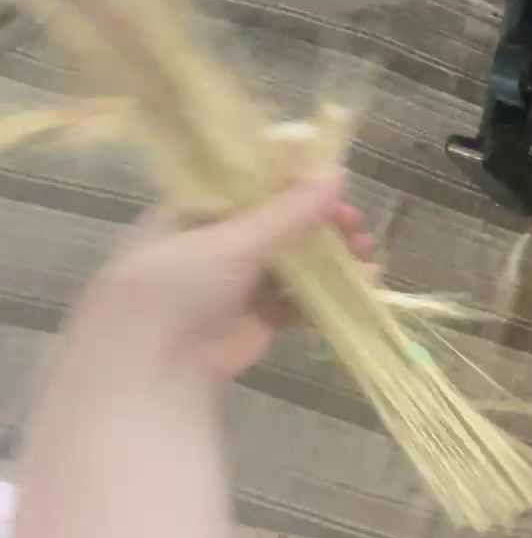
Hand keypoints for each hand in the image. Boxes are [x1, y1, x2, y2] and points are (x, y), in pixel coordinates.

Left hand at [70, 170, 372, 381]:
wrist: (156, 363)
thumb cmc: (179, 286)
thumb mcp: (234, 241)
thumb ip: (290, 211)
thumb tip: (339, 174)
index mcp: (194, 218)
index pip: (251, 193)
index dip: (293, 189)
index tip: (333, 190)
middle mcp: (217, 248)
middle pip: (282, 228)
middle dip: (323, 225)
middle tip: (356, 224)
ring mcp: (241, 284)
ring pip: (299, 262)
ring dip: (336, 257)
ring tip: (368, 255)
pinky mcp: (263, 316)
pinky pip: (306, 297)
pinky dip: (336, 290)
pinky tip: (365, 283)